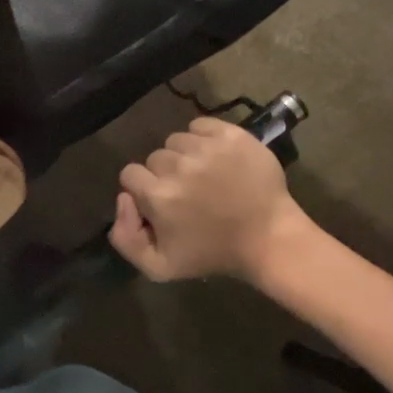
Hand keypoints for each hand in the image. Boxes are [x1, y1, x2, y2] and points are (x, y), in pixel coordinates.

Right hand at [110, 117, 312, 281]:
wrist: (269, 238)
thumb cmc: (213, 254)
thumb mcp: (159, 267)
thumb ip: (124, 238)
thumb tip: (124, 199)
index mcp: (157, 194)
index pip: (130, 174)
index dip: (143, 189)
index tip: (162, 202)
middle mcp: (177, 165)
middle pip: (154, 157)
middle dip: (165, 173)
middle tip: (188, 193)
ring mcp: (206, 147)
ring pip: (177, 140)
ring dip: (185, 155)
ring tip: (204, 175)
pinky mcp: (230, 135)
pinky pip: (201, 125)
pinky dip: (203, 137)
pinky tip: (215, 157)